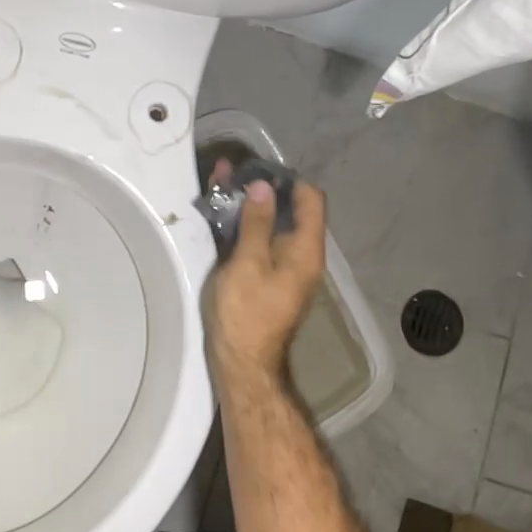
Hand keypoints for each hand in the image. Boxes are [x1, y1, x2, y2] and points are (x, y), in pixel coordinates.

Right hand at [207, 174, 326, 376]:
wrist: (242, 362)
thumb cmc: (247, 312)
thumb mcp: (248, 263)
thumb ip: (256, 223)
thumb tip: (264, 187)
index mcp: (305, 249)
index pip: (311, 200)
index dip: (288, 179)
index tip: (258, 169)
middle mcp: (299, 254)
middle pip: (289, 210)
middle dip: (262, 188)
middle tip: (232, 172)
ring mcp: (282, 267)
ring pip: (269, 225)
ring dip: (248, 205)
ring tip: (220, 183)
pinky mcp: (265, 277)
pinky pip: (258, 241)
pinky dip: (242, 226)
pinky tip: (220, 214)